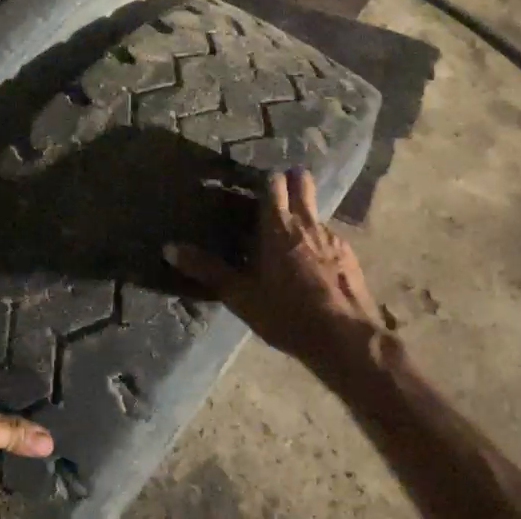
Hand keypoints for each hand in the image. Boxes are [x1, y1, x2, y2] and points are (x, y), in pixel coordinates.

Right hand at [164, 168, 385, 368]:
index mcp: (277, 225)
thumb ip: (206, 269)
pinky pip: (332, 240)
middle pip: (303, 186)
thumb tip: (168, 248)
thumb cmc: (287, 312)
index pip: (274, 184)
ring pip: (317, 214)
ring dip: (307, 215)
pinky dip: (322, 242)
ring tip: (296, 228)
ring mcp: (334, 240)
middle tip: (283, 182)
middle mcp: (307, 224)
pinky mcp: (352, 259)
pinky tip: (317, 262)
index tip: (257, 179)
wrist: (347, 340)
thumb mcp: (240, 295)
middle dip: (294, 180)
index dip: (266, 179)